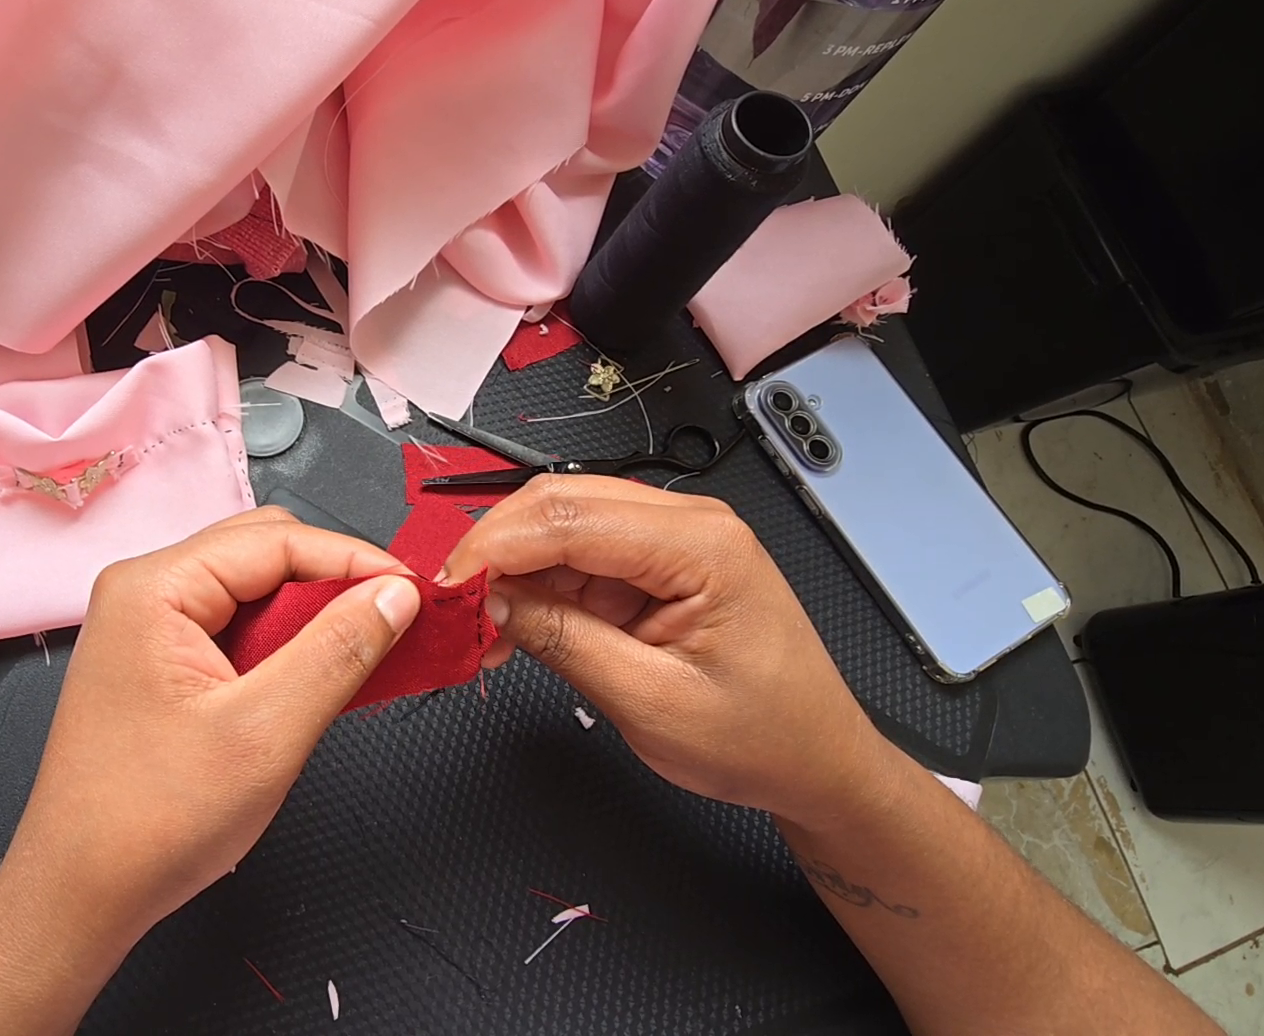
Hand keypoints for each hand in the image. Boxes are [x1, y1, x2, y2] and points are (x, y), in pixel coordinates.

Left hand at [0, 508, 421, 947]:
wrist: (78, 899)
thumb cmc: (157, 821)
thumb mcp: (266, 733)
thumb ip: (338, 650)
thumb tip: (398, 592)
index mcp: (154, 587)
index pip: (276, 541)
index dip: (355, 560)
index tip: (417, 591)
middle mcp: (146, 589)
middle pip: (263, 553)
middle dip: (335, 581)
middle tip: (396, 619)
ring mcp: (149, 624)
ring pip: (255, 589)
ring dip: (314, 614)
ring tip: (366, 646)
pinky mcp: (160, 658)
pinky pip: (238, 625)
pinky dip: (287, 642)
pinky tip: (319, 670)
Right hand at [443, 476, 891, 828]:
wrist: (816, 761)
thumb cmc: (757, 739)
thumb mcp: (649, 701)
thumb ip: (564, 641)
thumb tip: (490, 603)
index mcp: (702, 545)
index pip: (570, 518)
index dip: (495, 546)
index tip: (447, 588)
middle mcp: (685, 521)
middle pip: (560, 502)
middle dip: (495, 546)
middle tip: (454, 602)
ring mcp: (667, 537)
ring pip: (558, 522)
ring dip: (510, 566)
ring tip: (483, 625)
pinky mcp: (648, 562)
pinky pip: (573, 554)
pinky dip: (533, 582)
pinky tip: (515, 621)